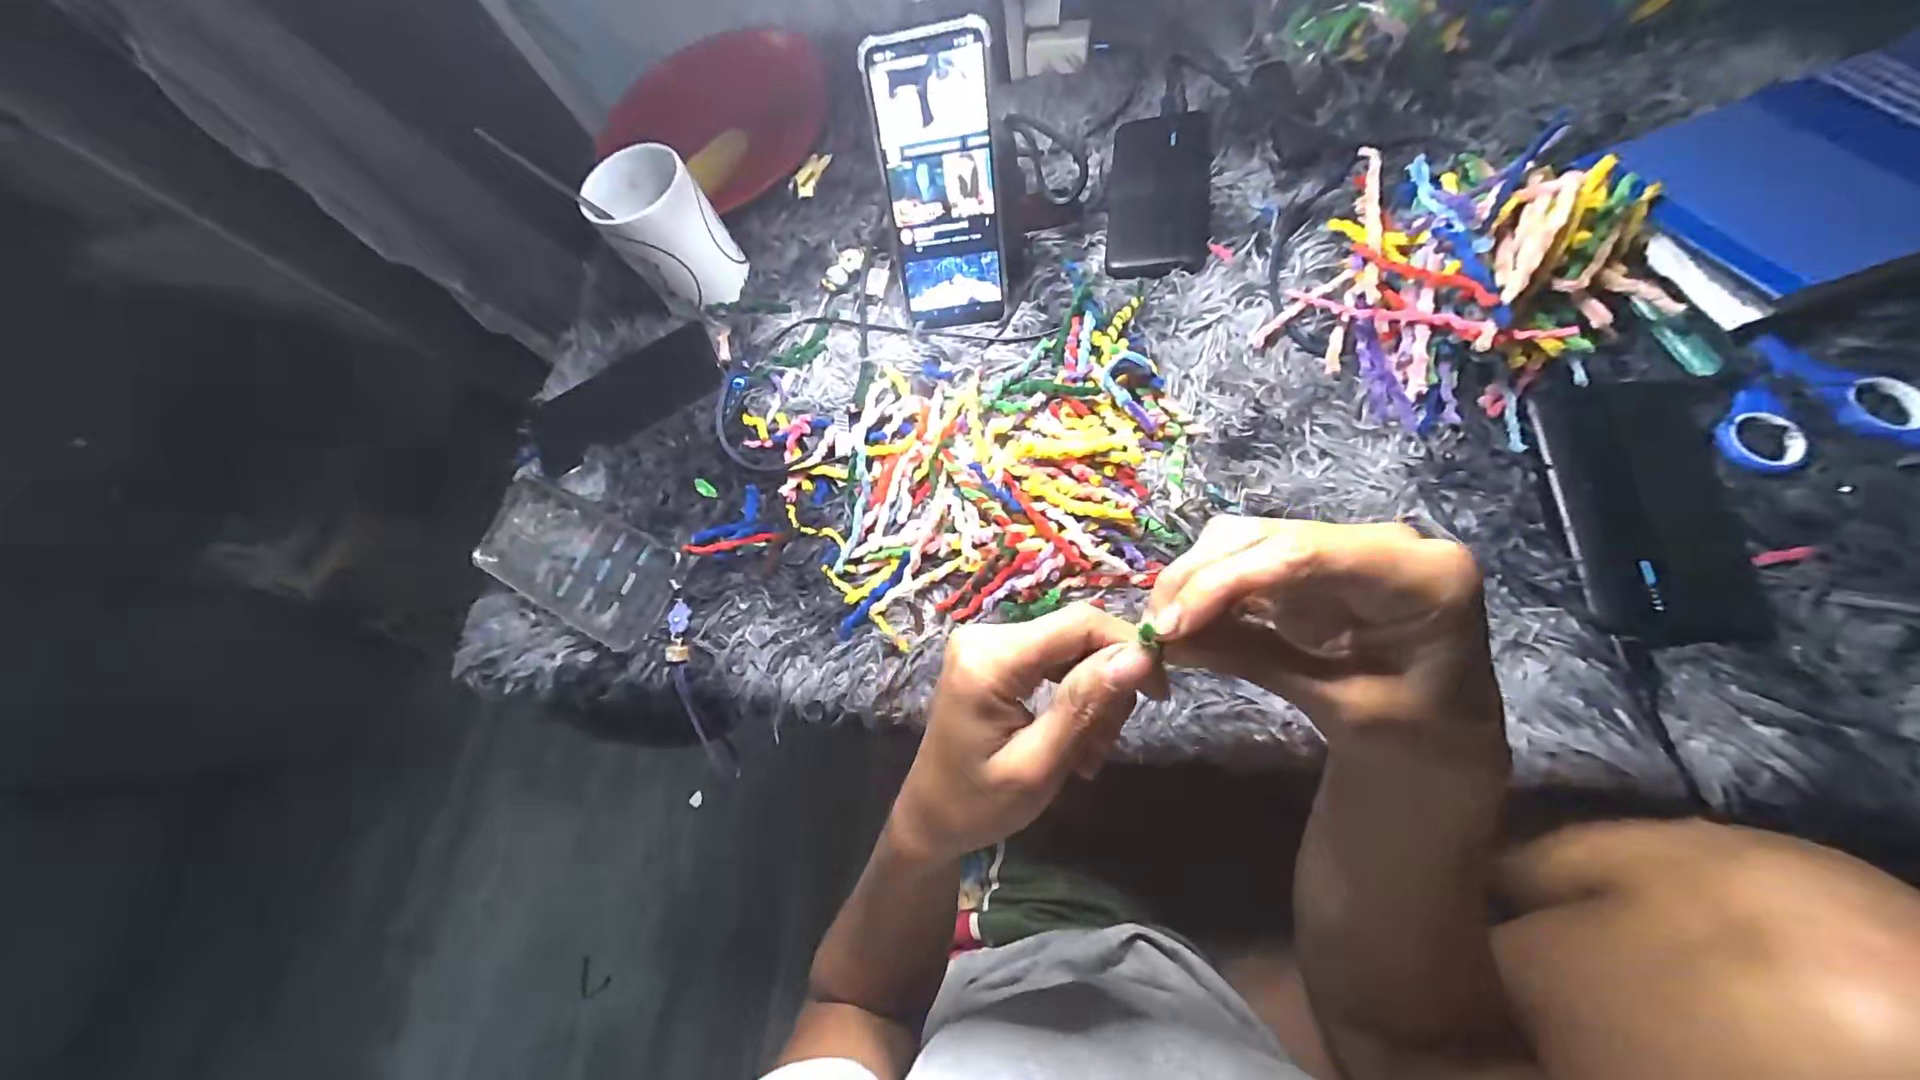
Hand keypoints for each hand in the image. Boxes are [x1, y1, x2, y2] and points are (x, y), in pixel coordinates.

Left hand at [888, 603, 1165, 863]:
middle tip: (1105, 745)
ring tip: (1087, 752)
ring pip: (1070, 648)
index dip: (1127, 647)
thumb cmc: (978, 804)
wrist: (930, 817)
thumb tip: (1138, 656)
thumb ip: (1084, 705)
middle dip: (1106, 686)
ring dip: (1092, 697)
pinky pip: (1052, 660)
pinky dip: (1073, 695)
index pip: (1078, 624)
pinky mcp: (994, 655)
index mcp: (989, 659)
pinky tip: (1074, 737)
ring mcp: (987, 642)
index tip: (1157, 694)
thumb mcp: (1038, 765)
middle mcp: (985, 635)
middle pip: (1076, 635)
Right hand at [1145, 518, 1503, 752]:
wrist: (1440, 743)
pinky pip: (1242, 561)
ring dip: (1193, 582)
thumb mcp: (1337, 706)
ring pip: (1241, 541)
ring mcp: (1339, 548)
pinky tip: (1186, 623)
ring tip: (1167, 633)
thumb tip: (1165, 640)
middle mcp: (1378, 542)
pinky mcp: (1309, 564)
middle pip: (1260, 537)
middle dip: (1197, 581)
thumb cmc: (1414, 737)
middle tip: (1157, 634)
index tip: (1170, 627)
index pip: (1300, 555)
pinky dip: (1206, 591)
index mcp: (1418, 575)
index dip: (1224, 583)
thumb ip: (1252, 660)